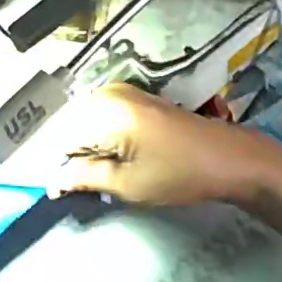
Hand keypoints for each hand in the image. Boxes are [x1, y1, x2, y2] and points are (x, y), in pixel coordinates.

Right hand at [50, 83, 281, 206]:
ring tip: (93, 173)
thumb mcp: (129, 184)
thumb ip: (86, 177)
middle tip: (74, 184)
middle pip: (71, 124)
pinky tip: (108, 157)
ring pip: (85, 120)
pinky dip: (98, 135)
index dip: (56, 164)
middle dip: (69, 153)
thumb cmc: (179, 174)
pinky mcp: (134, 97)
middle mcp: (109, 93)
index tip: (56, 189)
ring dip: (83, 145)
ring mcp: (122, 92)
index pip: (62, 137)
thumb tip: (52, 181)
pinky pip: (101, 114)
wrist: (229, 157)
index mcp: (106, 111)